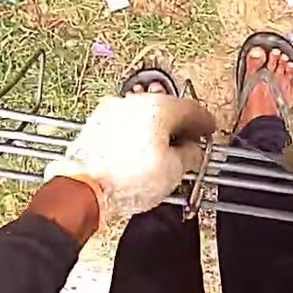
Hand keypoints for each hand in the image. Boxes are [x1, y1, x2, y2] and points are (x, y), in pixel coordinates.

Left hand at [45, 94, 216, 225]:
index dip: (204, 122)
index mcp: (157, 108)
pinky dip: (138, 134)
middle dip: (181, 126)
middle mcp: (134, 102)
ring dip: (158, 130)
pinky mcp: (97, 125)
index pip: (191, 109)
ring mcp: (112, 111)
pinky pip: (126, 124)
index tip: (209, 129)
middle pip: (166, 109)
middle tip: (191, 140)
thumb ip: (190, 155)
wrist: (83, 189)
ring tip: (166, 151)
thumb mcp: (173, 171)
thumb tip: (193, 151)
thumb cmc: (124, 180)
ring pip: (144, 115)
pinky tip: (142, 152)